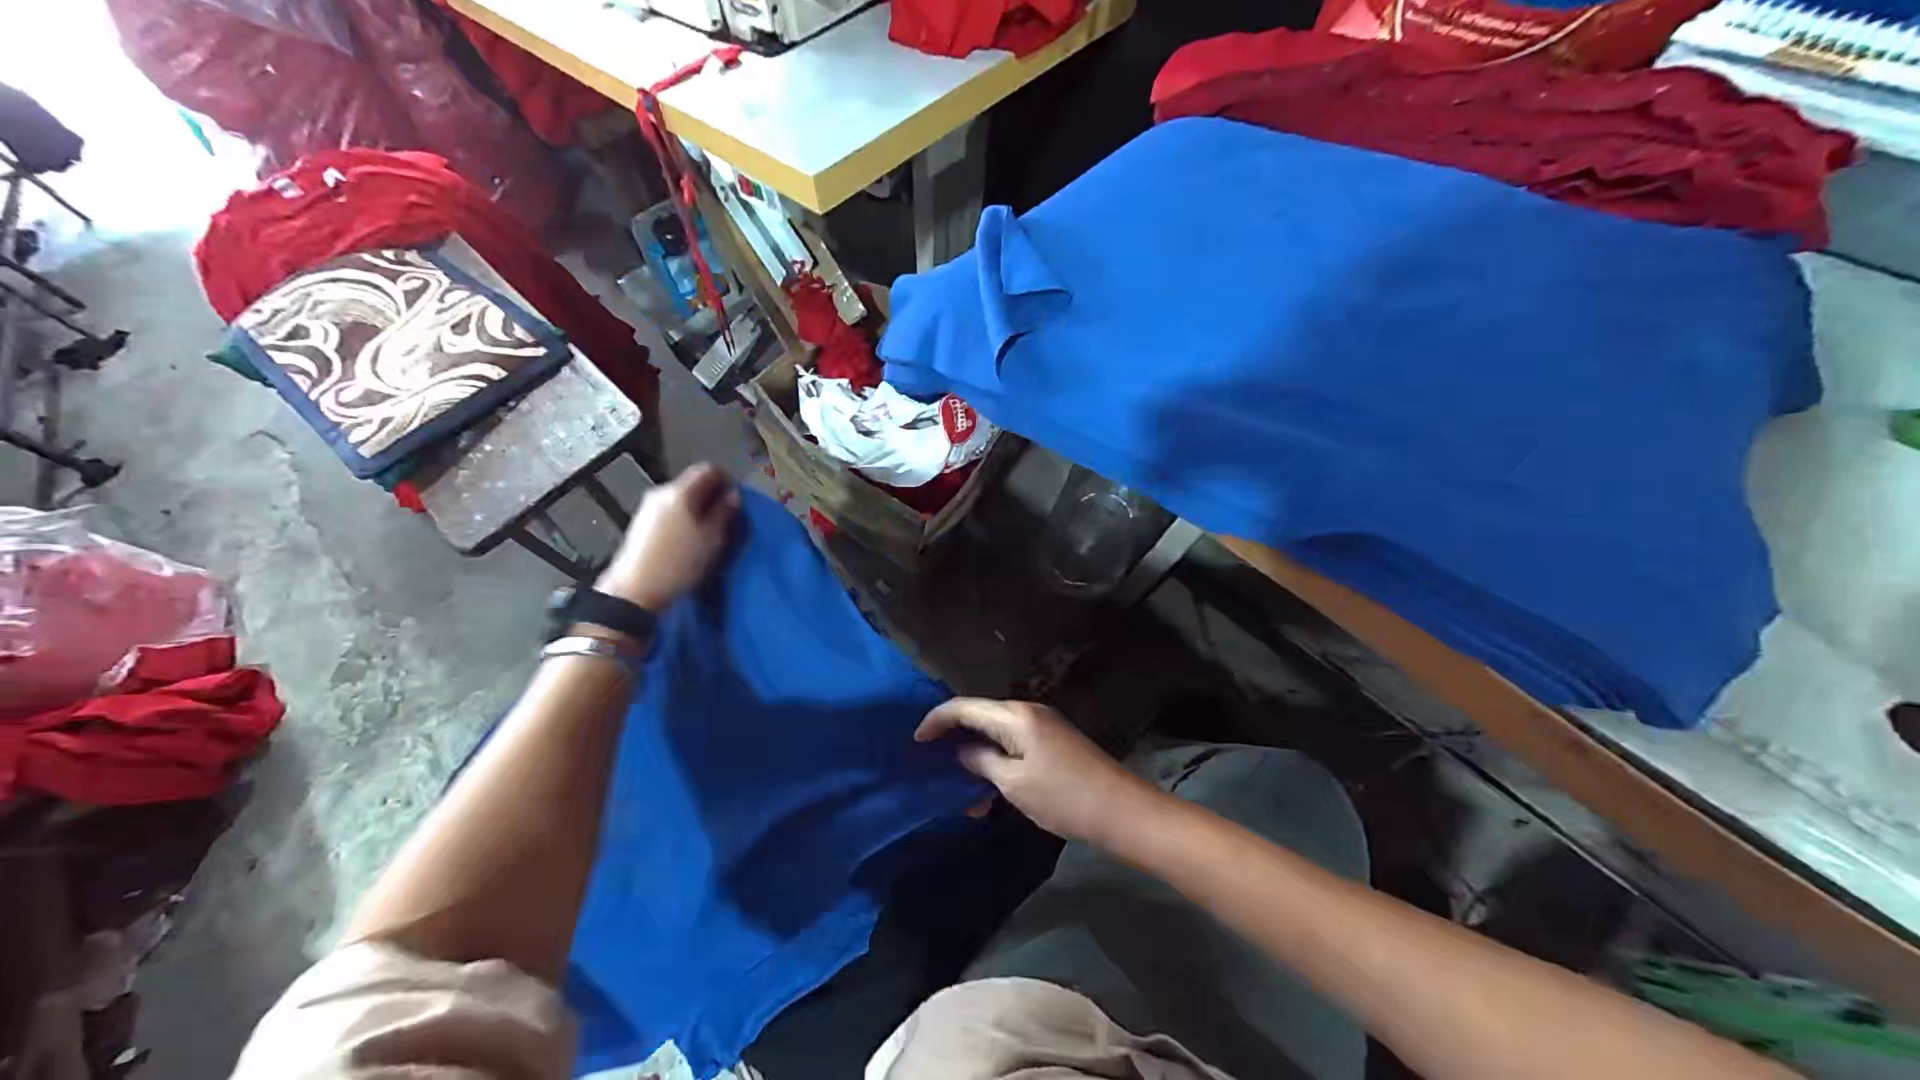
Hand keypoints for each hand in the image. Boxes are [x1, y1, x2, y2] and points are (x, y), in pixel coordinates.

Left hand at [595, 463, 740, 612]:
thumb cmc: (677, 563)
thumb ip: (724, 513)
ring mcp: (648, 509)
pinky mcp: (641, 525)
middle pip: (693, 484)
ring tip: (709, 534)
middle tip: (727, 519)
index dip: (726, 480)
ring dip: (698, 510)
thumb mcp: (712, 538)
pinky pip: (670, 513)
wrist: (635, 590)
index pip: (708, 470)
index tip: (736, 499)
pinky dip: (684, 520)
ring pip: (681, 499)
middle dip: (712, 497)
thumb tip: (733, 496)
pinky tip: (689, 542)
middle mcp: (661, 494)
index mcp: (680, 492)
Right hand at [915, 698, 1165, 845]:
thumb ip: (982, 763)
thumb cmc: (1064, 796)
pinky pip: (1016, 746)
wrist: (1122, 811)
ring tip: (969, 797)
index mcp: (1015, 716)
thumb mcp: (1013, 784)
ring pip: (998, 736)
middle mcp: (1029, 712)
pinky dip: (999, 765)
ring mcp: (1045, 727)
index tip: (915, 742)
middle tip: (937, 771)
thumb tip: (963, 752)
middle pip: (980, 717)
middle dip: (956, 742)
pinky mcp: (1055, 744)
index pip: (964, 707)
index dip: (936, 721)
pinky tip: (993, 792)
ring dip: (979, 760)